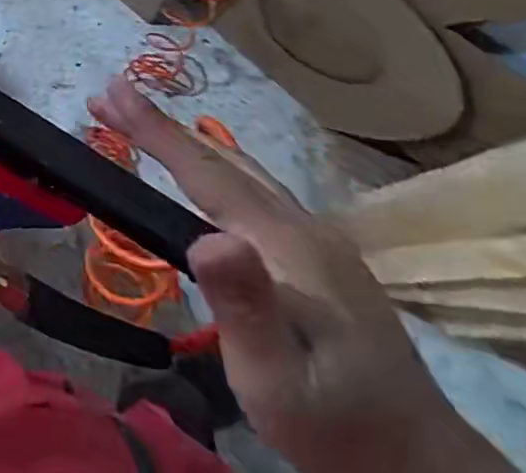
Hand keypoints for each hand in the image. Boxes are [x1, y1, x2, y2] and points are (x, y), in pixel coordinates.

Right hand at [89, 80, 512, 472]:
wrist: (420, 460)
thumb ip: (244, 308)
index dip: (156, 129)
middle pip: (220, 160)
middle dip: (159, 125)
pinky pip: (252, 188)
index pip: (207, 173)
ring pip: (239, 171)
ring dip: (183, 141)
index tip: (113, 89)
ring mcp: (316, 238)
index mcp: (286, 246)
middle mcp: (302, 227)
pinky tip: (202, 170)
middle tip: (105, 99)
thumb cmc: (332, 425)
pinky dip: (211, 164)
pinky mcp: (317, 253)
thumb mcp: (275, 379)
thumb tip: (207, 238)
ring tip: (137, 122)